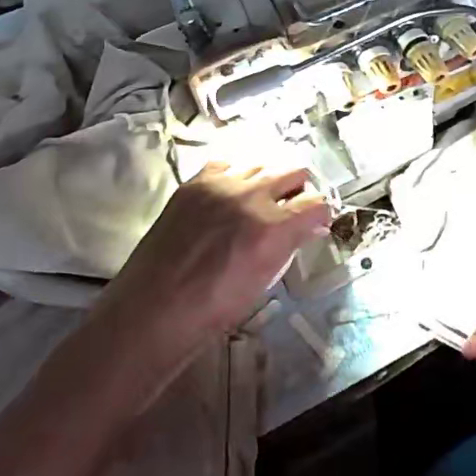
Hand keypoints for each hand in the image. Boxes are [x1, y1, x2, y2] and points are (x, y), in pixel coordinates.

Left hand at [102, 162, 330, 346]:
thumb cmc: (212, 310)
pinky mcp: (194, 183)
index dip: (321, 214)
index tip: (317, 222)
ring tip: (260, 202)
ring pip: (261, 165)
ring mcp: (220, 185)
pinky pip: (226, 165)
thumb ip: (287, 246)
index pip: (316, 203)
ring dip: (268, 181)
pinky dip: (235, 176)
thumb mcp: (262, 282)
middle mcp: (250, 196)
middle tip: (293, 209)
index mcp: (272, 227)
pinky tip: (230, 195)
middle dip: (300, 190)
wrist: (154, 308)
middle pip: (293, 172)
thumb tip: (307, 227)